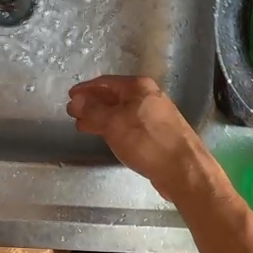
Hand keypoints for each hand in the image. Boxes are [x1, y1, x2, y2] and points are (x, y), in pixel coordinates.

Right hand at [66, 76, 214, 199]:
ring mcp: (155, 115)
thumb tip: (76, 101)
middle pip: (114, 96)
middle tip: (73, 113)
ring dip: (101, 117)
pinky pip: (129, 125)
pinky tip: (106, 137)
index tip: (70, 97)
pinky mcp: (158, 134)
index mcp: (139, 87)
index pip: (105, 82)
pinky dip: (114, 128)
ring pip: (121, 112)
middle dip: (92, 104)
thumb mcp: (113, 123)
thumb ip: (92, 110)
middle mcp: (149, 96)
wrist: (183, 169)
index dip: (85, 89)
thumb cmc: (146, 141)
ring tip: (83, 126)